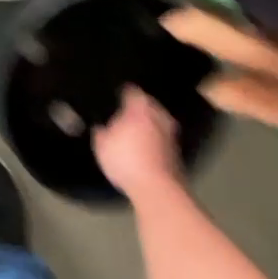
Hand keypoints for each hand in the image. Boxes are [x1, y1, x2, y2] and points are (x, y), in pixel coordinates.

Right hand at [93, 86, 188, 203]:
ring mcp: (170, 133)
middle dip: (139, 108)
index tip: (117, 94)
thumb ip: (101, 132)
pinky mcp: (176, 150)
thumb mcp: (102, 145)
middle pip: (148, 105)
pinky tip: (145, 147)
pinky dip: (154, 139)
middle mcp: (158, 115)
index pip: (132, 92)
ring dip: (149, 124)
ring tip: (135, 130)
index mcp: (140, 108)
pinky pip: (161, 138)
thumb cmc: (125, 159)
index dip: (123, 92)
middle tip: (126, 113)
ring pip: (157, 121)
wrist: (156, 187)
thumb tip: (102, 126)